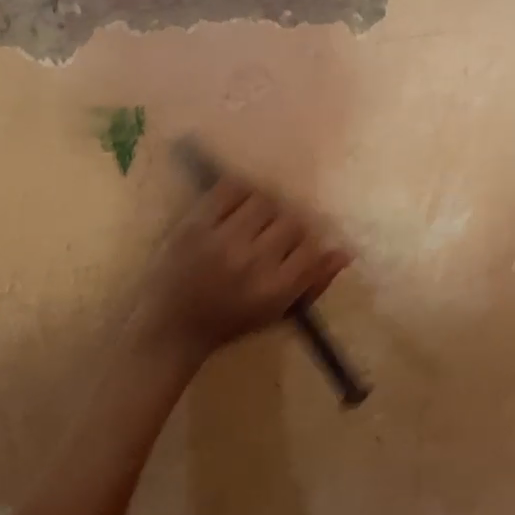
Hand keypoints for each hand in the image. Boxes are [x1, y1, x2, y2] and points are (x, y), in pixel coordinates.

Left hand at [137, 176, 350, 361]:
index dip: (307, 244)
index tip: (293, 248)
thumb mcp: (276, 312)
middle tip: (270, 235)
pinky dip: (238, 193)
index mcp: (275, 290)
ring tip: (252, 220)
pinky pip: (229, 189)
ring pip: (263, 201)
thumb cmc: (228, 322)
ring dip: (263, 208)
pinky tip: (235, 207)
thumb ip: (313, 283)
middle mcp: (253, 262)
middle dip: (285, 227)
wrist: (170, 324)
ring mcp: (222, 240)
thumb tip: (344, 252)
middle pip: (290, 221)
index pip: (311, 248)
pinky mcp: (195, 223)